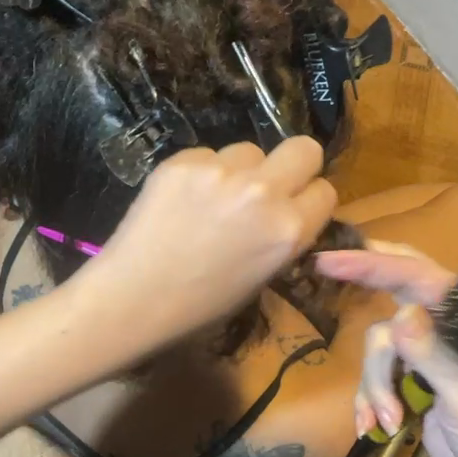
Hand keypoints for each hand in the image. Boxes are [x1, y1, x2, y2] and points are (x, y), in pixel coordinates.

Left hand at [72, 138, 336, 347]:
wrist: (132, 300)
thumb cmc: (198, 308)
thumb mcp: (259, 280)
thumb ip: (282, 239)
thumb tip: (286, 215)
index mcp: (289, 231)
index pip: (325, 192)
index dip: (307, 202)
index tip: (291, 212)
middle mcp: (264, 193)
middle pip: (304, 149)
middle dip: (292, 166)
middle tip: (266, 190)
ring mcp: (222, 171)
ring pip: (251, 150)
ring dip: (241, 171)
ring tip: (212, 203)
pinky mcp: (185, 161)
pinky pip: (208, 155)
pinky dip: (202, 174)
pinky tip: (181, 203)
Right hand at [317, 247, 457, 456]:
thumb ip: (435, 358)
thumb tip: (398, 316)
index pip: (420, 281)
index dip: (374, 266)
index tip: (330, 260)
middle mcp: (447, 328)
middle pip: (398, 287)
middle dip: (364, 278)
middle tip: (325, 267)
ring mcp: (426, 355)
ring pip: (378, 347)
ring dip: (375, 385)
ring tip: (390, 422)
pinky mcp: (409, 381)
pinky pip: (374, 379)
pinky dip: (369, 402)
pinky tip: (375, 428)